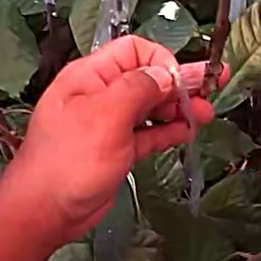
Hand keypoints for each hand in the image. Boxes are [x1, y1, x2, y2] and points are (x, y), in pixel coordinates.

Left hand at [0, 35, 221, 244]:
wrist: (46, 210)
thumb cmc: (67, 161)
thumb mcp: (105, 116)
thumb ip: (138, 88)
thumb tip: (166, 74)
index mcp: (89, 77)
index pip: (133, 51)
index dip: (161, 60)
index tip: (182, 79)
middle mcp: (98, 96)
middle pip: (146, 78)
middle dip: (179, 81)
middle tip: (214, 84)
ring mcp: (107, 124)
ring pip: (149, 107)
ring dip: (178, 107)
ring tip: (207, 112)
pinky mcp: (115, 150)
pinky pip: (147, 133)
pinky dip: (168, 130)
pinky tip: (188, 130)